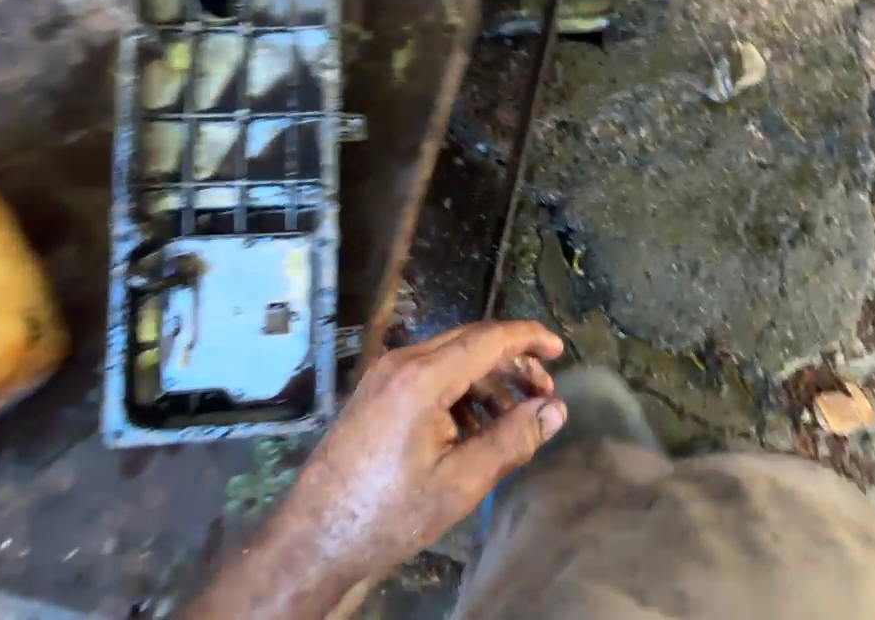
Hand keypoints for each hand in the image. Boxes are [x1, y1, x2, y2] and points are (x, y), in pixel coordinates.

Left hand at [290, 320, 567, 574]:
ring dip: (487, 380)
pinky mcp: (376, 391)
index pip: (489, 338)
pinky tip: (473, 429)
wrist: (315, 537)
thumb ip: (512, 439)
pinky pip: (429, 374)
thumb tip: (556, 411)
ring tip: (512, 418)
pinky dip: (459, 391)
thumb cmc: (390, 513)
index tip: (559, 348)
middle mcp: (402, 362)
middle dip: (512, 362)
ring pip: (450, 358)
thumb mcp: (461, 482)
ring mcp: (384, 374)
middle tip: (543, 393)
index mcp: (423, 376)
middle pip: (471, 342)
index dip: (529, 337)